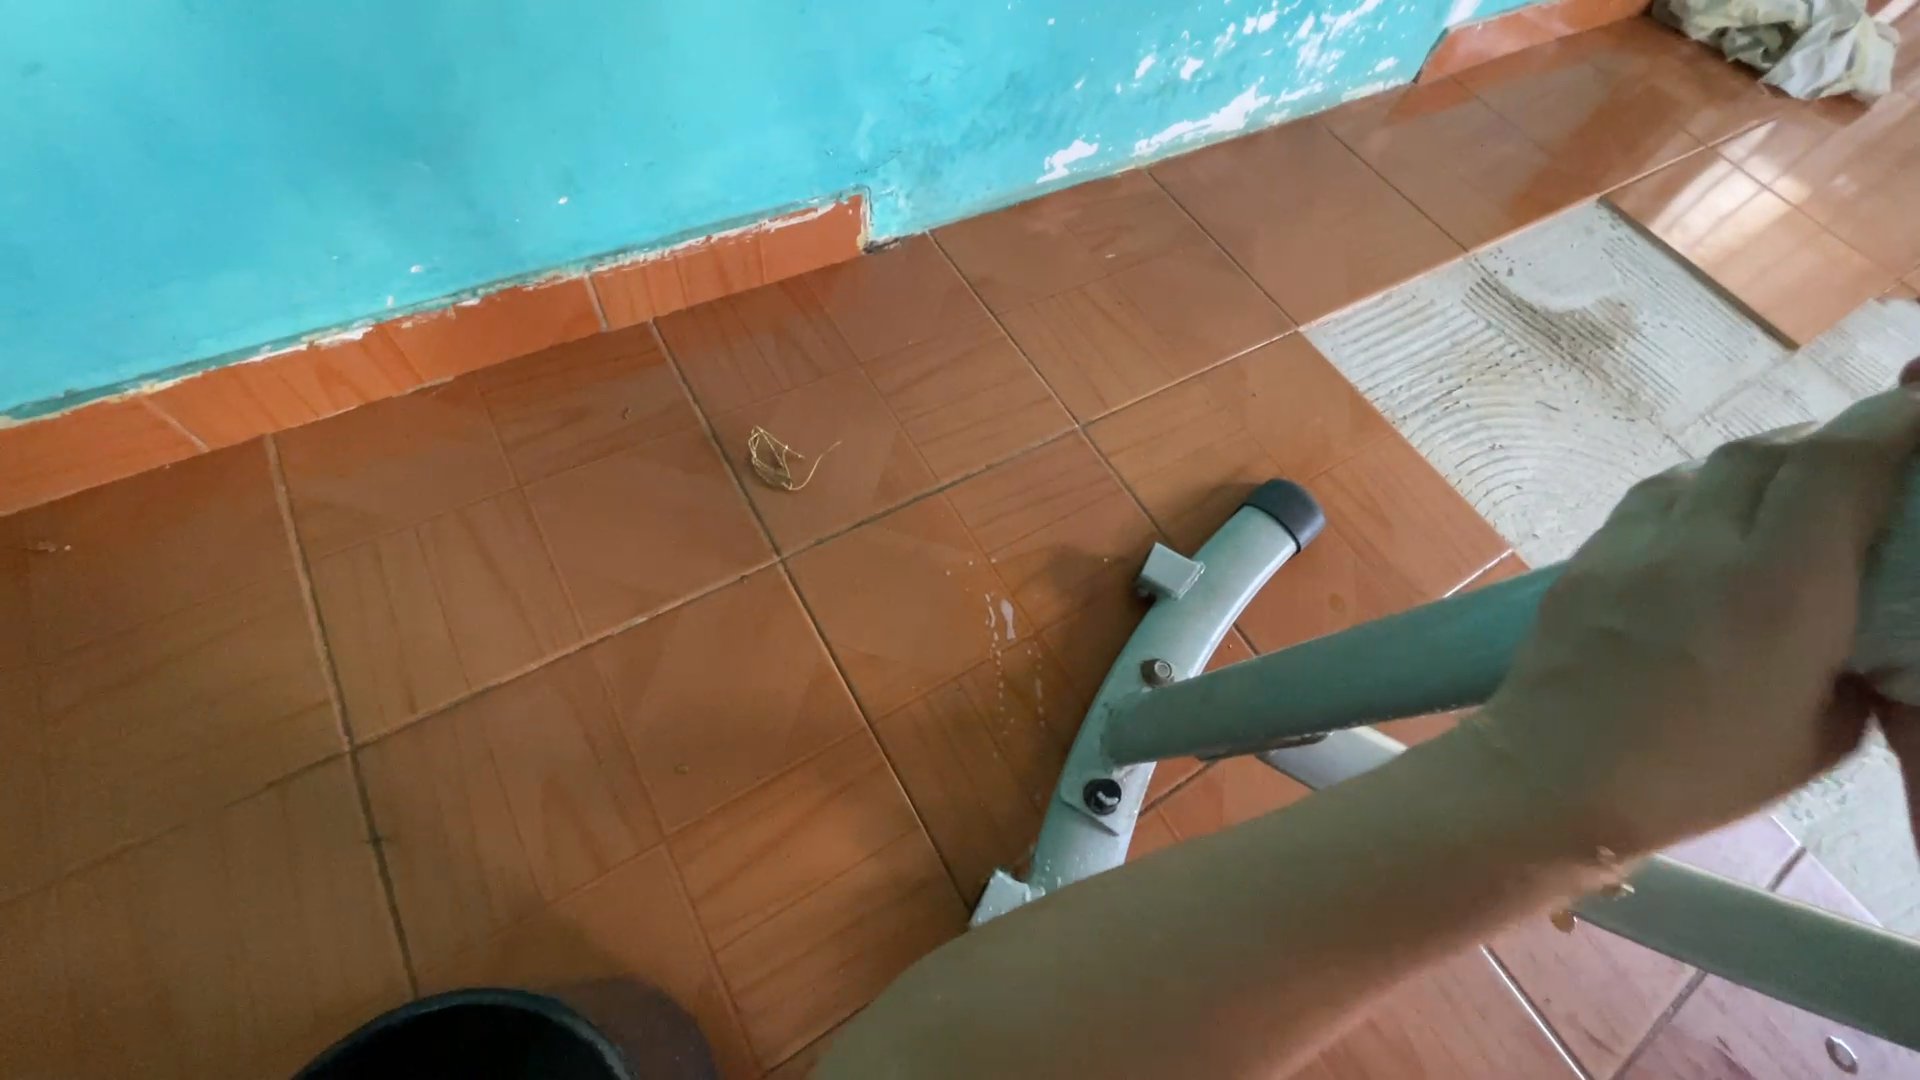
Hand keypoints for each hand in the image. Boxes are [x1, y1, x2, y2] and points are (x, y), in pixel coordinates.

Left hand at [1471, 378, 1919, 858]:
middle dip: (1821, 442)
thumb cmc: (1697, 771)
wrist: (1552, 771)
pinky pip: (1641, 505)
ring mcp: (1622, 551)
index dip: (1889, 421)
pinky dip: (1687, 498)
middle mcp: (1694, 548)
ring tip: (1778, 497)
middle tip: (1857, 461)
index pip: (1836, 464)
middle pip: (1761, 452)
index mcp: (1777, 585)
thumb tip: (1850, 604)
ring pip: (1693, 472)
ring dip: (1747, 469)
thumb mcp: (1822, 726)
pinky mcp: (1577, 565)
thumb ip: (1850, 646)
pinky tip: (1701, 530)